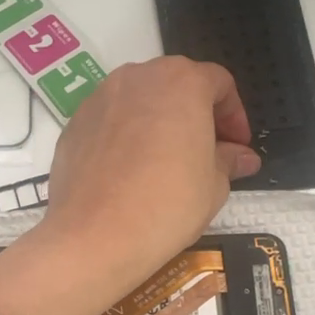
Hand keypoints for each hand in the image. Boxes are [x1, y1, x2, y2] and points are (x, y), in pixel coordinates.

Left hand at [0, 57, 259, 314]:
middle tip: (206, 153)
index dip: (234, 116)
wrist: (95, 236)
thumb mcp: (214, 185)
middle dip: (195, 115)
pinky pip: (109, 123)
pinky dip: (125, 138)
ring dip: (157, 122)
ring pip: (139, 101)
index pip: (219, 84)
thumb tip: (240, 156)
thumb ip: (228, 161)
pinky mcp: (74, 125)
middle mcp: (138, 78)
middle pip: (175, 86)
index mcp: (182, 82)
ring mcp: (100, 98)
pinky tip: (130, 174)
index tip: (238, 147)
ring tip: (166, 163)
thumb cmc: (167, 205)